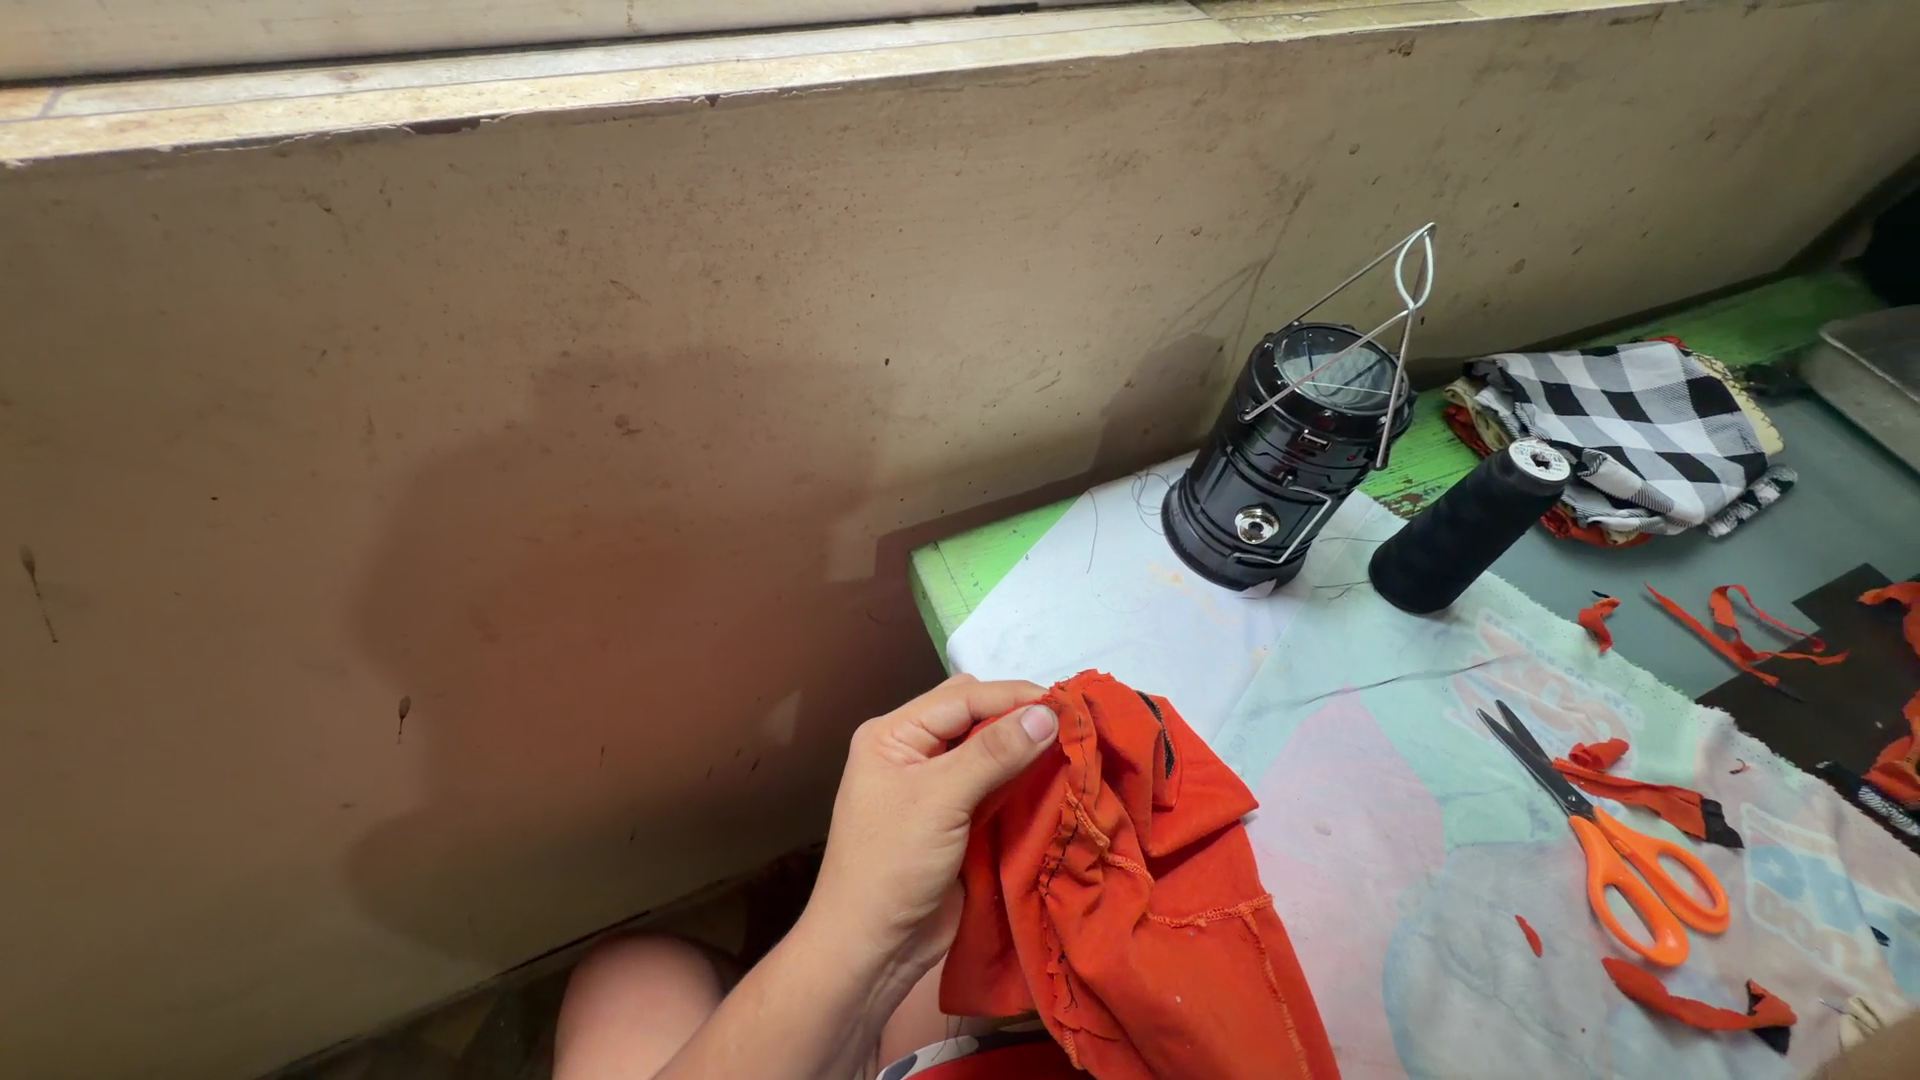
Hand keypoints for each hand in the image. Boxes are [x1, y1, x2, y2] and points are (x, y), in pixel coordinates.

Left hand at [801, 674, 1058, 981]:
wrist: (873, 950)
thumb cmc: (892, 865)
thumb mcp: (940, 800)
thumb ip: (995, 753)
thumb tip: (1048, 713)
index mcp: (892, 734)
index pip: (960, 697)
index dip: (1012, 696)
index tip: (1065, 702)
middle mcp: (912, 750)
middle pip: (974, 715)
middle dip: (1018, 715)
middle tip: (1069, 721)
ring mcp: (935, 784)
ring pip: (988, 748)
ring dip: (1024, 747)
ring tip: (1069, 741)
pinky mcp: (957, 816)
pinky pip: (995, 783)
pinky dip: (1022, 778)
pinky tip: (1052, 774)